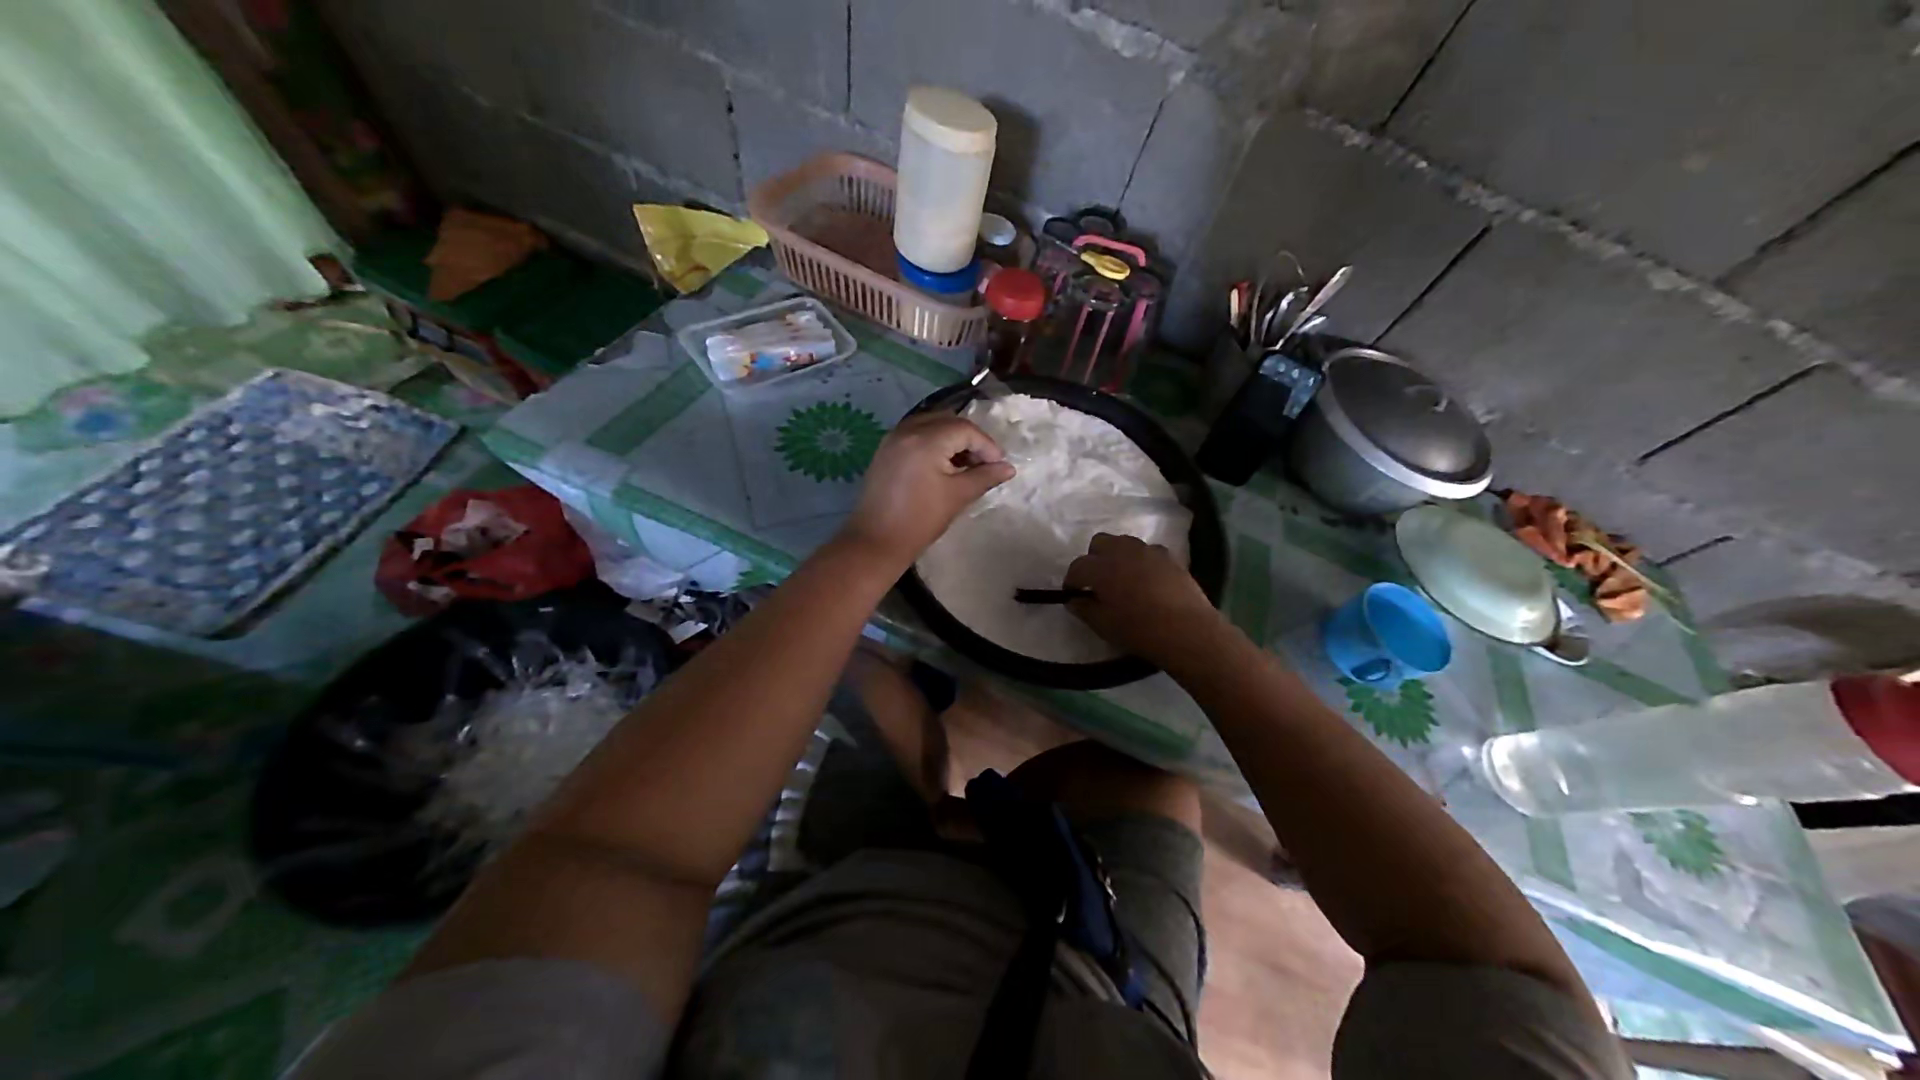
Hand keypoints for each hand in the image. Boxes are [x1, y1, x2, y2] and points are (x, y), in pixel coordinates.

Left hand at [837, 412, 1015, 567]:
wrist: (876, 541)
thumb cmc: (920, 520)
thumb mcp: (958, 496)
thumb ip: (985, 477)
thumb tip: (1008, 468)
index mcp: (926, 440)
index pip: (965, 429)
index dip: (987, 446)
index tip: (999, 465)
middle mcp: (907, 430)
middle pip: (948, 421)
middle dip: (970, 439)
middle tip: (984, 463)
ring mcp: (893, 438)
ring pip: (931, 425)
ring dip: (951, 439)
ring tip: (965, 465)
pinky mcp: (886, 450)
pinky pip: (916, 434)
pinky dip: (933, 443)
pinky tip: (943, 466)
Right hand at [1064, 533, 1224, 663]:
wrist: (1187, 630)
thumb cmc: (1139, 630)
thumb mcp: (1103, 625)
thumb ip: (1084, 609)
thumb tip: (1074, 600)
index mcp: (1101, 567)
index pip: (1077, 567)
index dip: (1071, 580)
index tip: (1073, 594)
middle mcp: (1122, 551)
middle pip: (1099, 543)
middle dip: (1094, 558)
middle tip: (1097, 581)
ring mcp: (1148, 551)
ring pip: (1124, 543)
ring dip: (1117, 556)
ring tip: (1122, 578)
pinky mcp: (1169, 557)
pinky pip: (1148, 552)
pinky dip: (1141, 561)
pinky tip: (1147, 580)